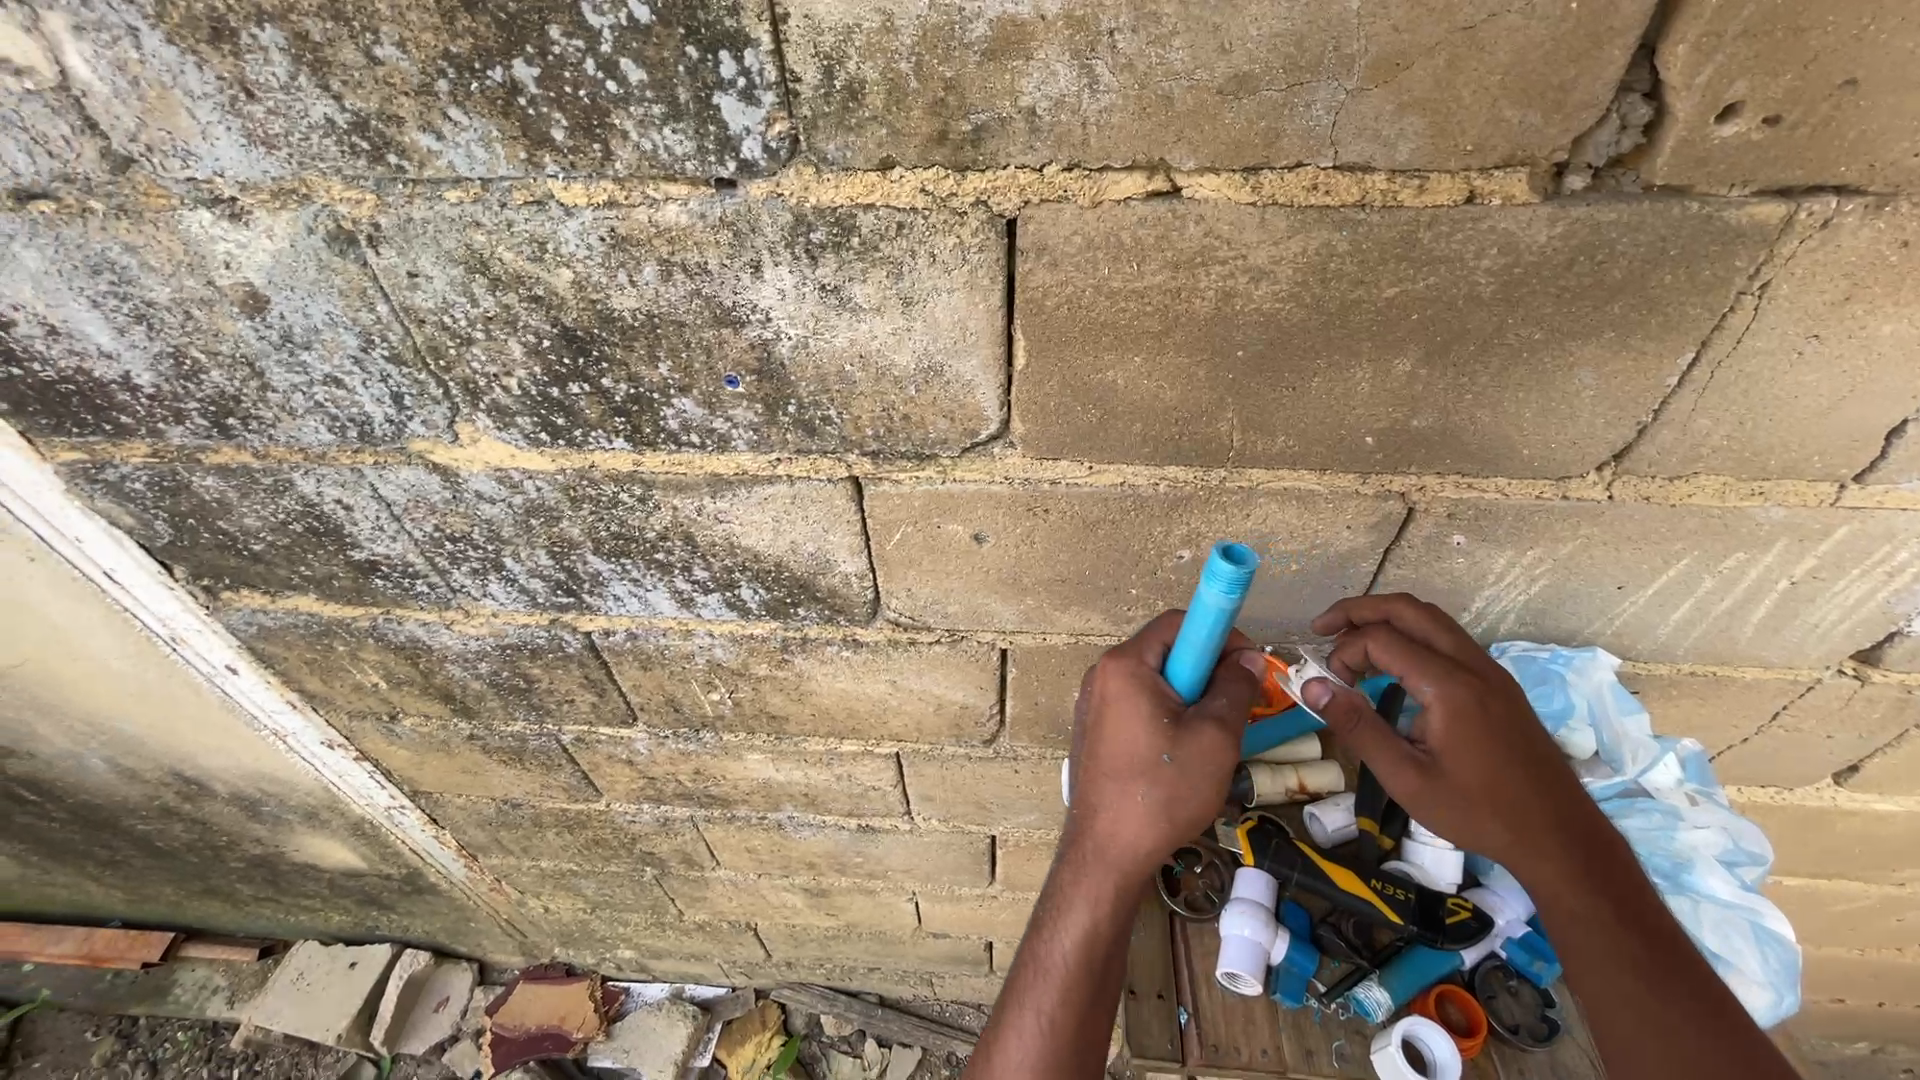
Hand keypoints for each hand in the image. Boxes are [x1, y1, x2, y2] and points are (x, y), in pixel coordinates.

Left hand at [1063, 610, 1264, 882]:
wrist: (1106, 852)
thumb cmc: (1162, 790)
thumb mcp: (1214, 737)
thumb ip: (1235, 688)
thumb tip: (1248, 658)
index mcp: (1124, 665)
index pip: (1178, 622)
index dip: (1220, 635)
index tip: (1248, 666)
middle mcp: (1101, 675)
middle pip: (1165, 652)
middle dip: (1207, 672)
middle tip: (1237, 705)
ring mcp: (1092, 704)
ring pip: (1154, 683)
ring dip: (1190, 699)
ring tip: (1213, 737)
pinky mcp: (1094, 731)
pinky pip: (1137, 706)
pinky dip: (1166, 717)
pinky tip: (1183, 754)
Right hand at [1301, 593, 1609, 876]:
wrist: (1560, 838)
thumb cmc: (1477, 812)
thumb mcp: (1405, 778)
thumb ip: (1357, 726)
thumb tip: (1311, 685)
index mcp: (1450, 686)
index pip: (1380, 639)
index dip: (1343, 653)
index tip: (1329, 687)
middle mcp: (1473, 666)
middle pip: (1408, 609)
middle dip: (1358, 610)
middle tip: (1321, 628)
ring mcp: (1491, 672)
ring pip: (1432, 618)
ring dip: (1386, 618)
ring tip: (1349, 641)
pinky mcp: (1499, 684)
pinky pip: (1448, 638)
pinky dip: (1410, 634)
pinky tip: (1392, 664)